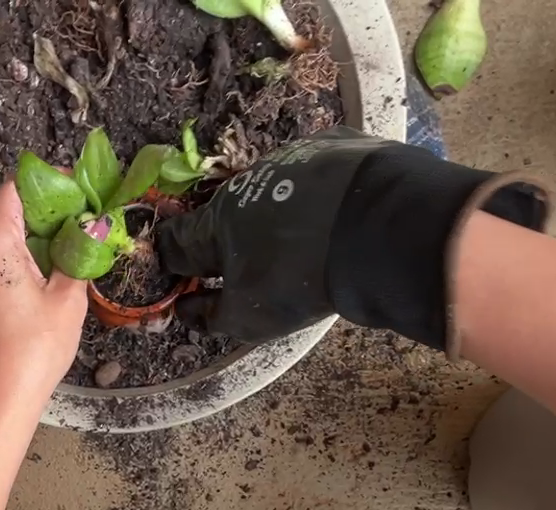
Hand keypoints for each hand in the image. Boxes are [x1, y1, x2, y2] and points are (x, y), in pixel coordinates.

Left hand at [0, 183, 88, 424]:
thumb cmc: (30, 352)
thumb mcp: (68, 298)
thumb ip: (80, 254)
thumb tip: (93, 227)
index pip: (17, 188)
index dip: (50, 184)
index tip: (81, 191)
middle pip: (8, 210)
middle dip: (48, 210)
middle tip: (86, 219)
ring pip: (2, 236)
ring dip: (37, 236)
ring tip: (74, 247)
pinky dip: (22, 257)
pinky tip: (51, 272)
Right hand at [156, 129, 545, 349]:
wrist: (382, 230)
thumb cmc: (298, 280)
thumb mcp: (245, 316)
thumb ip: (207, 316)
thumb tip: (185, 308)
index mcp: (214, 222)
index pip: (174, 240)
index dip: (172, 262)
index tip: (182, 278)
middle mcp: (244, 182)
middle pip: (222, 215)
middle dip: (226, 241)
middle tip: (244, 269)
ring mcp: (290, 158)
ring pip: (267, 193)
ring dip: (271, 217)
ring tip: (299, 244)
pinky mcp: (335, 146)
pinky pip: (312, 175)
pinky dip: (313, 197)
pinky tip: (333, 218)